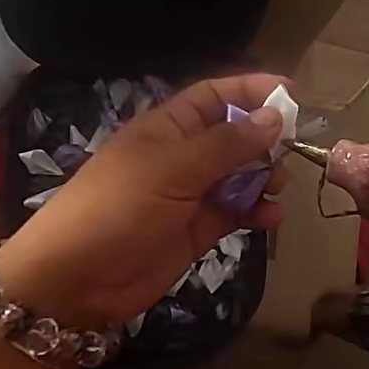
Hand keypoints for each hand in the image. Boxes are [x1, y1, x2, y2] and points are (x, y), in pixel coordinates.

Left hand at [0, 74, 291, 328]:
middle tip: (291, 151)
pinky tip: (271, 218)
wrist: (76, 277)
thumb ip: (226, 144)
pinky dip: (256, 212)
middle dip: (264, 139)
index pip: (215, 96)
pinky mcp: (197, 230)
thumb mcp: (173, 167)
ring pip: (239, 175)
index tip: (292, 95)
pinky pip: (235, 211)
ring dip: (264, 176)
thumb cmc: (120, 206)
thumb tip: (275, 117)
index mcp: (168, 127)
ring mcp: (190, 194)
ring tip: (279, 186)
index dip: (251, 90)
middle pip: (233, 135)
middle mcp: (181, 155)